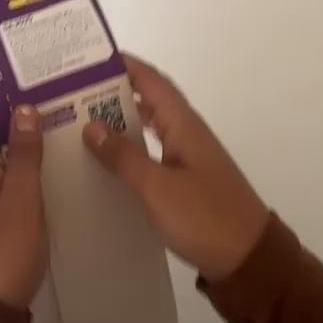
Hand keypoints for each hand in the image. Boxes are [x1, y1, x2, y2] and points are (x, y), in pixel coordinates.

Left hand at [0, 90, 47, 308]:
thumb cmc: (0, 255)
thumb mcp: (21, 202)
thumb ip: (23, 154)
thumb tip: (23, 107)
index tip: (20, 68)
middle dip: (16, 105)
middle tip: (54, 91)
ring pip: (1, 151)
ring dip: (25, 133)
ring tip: (64, 119)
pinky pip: (8, 175)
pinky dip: (28, 162)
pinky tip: (57, 165)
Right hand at [83, 55, 271, 280]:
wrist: (249, 263)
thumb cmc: (203, 217)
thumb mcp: (156, 187)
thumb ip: (123, 155)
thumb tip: (91, 125)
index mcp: (182, 124)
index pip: (150, 80)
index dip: (123, 64)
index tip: (88, 59)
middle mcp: (186, 133)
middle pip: (148, 100)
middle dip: (113, 91)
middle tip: (73, 91)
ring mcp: (187, 158)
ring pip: (148, 127)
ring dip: (119, 120)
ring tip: (80, 121)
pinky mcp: (185, 182)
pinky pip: (151, 152)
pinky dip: (129, 148)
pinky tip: (106, 161)